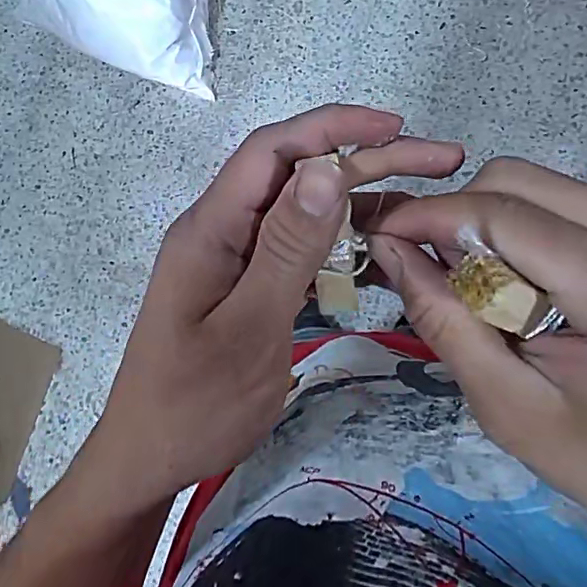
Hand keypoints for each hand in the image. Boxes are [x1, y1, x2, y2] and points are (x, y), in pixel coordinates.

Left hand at [77, 105, 464, 513]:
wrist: (148, 460)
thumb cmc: (194, 406)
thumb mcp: (250, 329)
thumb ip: (287, 248)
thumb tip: (325, 168)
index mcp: (210, 227)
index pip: (272, 150)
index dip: (332, 126)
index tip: (395, 127)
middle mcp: (220, 228)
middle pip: (293, 172)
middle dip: (363, 157)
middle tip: (438, 159)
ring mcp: (232, 254)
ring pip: (300, 207)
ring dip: (358, 196)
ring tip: (423, 198)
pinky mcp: (245, 281)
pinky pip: (296, 244)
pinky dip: (339, 238)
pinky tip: (380, 243)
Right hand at [365, 158, 586, 570]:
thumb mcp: (513, 413)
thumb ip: (445, 322)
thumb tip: (390, 247)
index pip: (508, 216)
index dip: (432, 214)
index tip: (382, 232)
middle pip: (523, 182)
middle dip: (458, 215)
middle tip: (433, 270)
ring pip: (544, 185)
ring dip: (491, 223)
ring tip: (483, 286)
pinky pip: (572, 204)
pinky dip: (528, 231)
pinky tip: (529, 283)